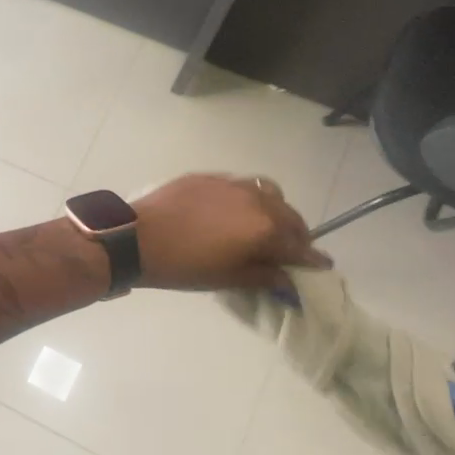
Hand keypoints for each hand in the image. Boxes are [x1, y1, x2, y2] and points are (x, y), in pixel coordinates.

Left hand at [129, 174, 330, 290]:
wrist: (134, 238)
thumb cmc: (182, 266)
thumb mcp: (227, 278)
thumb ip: (264, 275)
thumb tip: (288, 277)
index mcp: (265, 228)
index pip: (299, 245)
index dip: (311, 259)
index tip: (319, 265)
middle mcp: (256, 199)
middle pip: (289, 216)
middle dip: (295, 233)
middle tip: (289, 249)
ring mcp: (231, 183)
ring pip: (267, 193)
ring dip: (274, 210)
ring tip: (264, 226)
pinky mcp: (207, 176)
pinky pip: (239, 185)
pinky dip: (247, 198)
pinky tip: (235, 211)